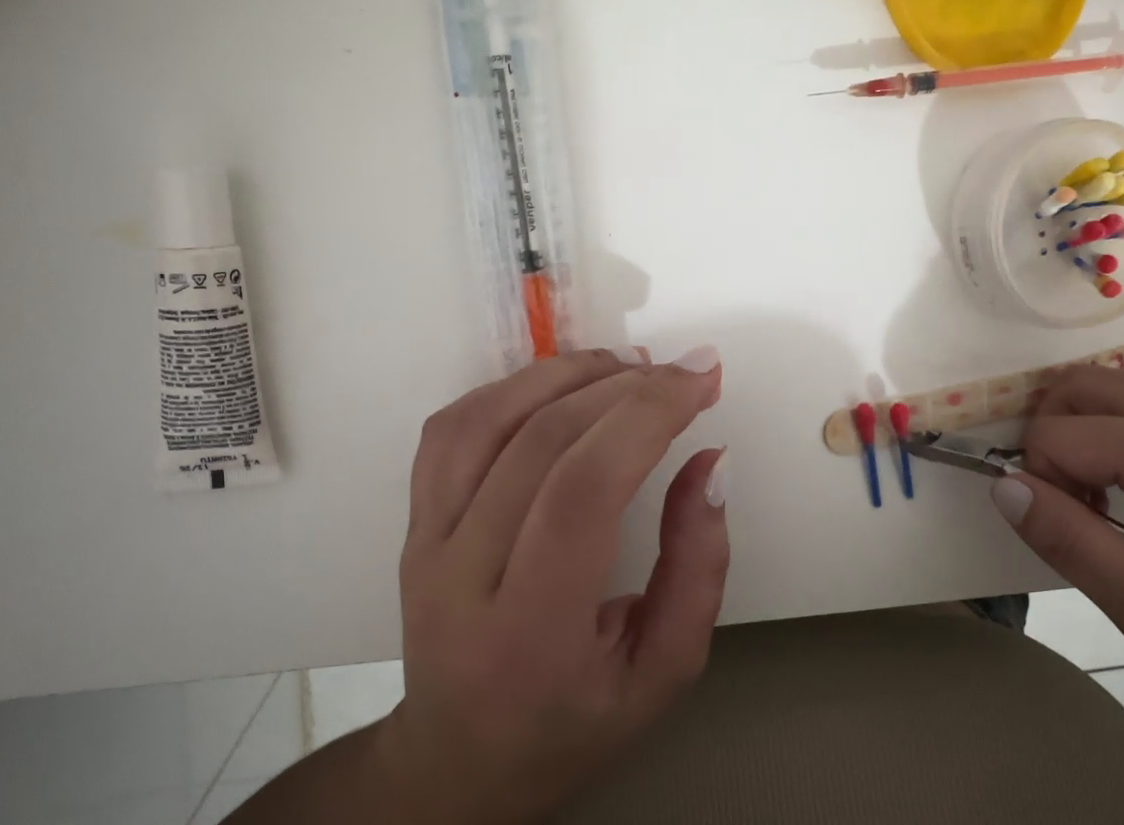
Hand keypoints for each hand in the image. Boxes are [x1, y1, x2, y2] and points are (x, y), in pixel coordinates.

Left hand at [383, 346, 729, 822]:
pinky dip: (512, 387)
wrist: (460, 755)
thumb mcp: (664, 670)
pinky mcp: (413, 521)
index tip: (702, 379)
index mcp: (532, 631)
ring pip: (487, 420)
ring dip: (565, 373)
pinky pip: (453, 428)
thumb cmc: (573, 723)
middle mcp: (462, 578)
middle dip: (625, 388)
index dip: (647, 417)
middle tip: (685, 371)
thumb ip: (697, 567)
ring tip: (630, 367)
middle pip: (540, 443)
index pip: (583, 492)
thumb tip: (710, 461)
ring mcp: (425, 543)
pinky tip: (565, 384)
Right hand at [990, 366, 1123, 824]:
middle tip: (1075, 526)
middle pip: (1081, 389)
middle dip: (1049, 448)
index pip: (1060, 432)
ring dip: (1085, 447)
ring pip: (1117, 397)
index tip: (1066, 542)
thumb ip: (1078, 549)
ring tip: (1111, 525)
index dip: (1036, 484)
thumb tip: (1000, 486)